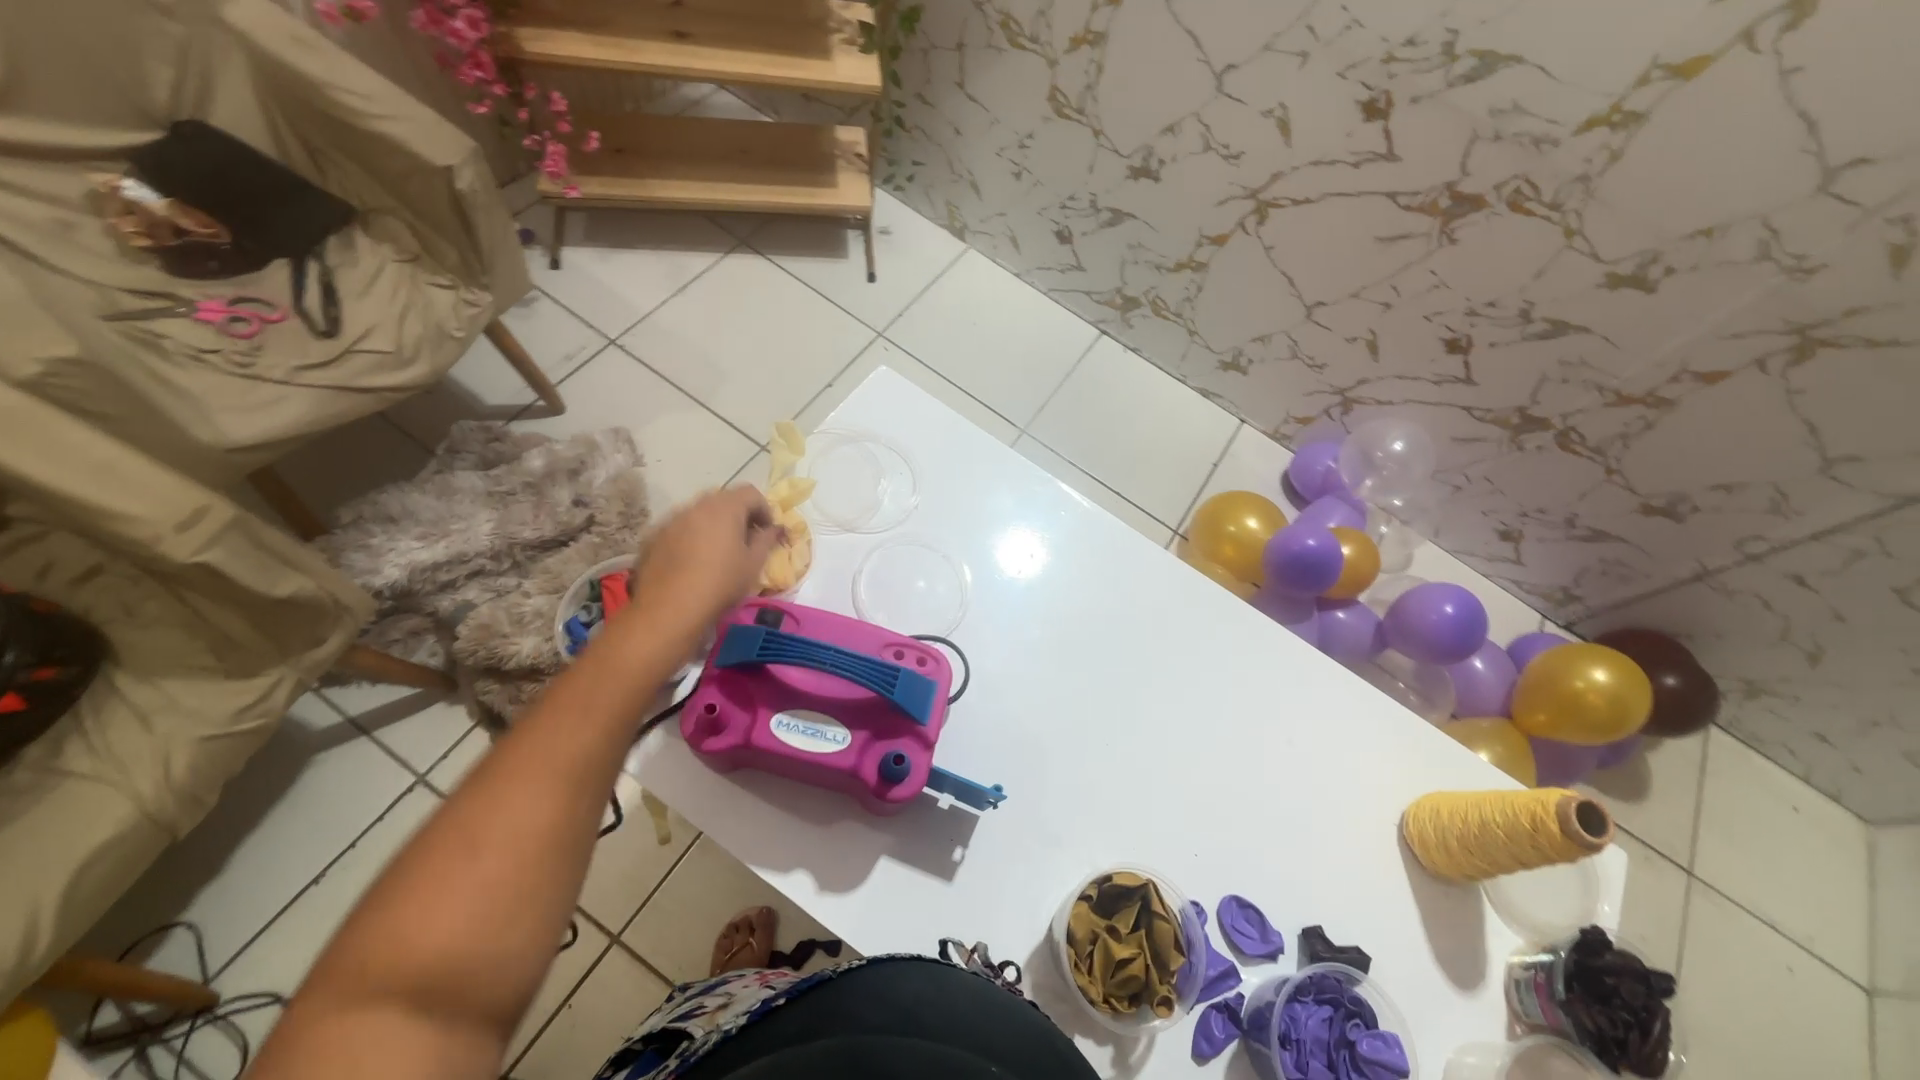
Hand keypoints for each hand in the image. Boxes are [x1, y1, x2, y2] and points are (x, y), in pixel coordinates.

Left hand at [628, 486, 780, 640]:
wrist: (670, 608)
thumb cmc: (721, 583)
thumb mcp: (754, 564)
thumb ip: (767, 540)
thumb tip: (775, 528)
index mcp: (725, 507)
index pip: (750, 492)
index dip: (764, 509)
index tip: (767, 531)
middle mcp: (696, 505)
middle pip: (723, 500)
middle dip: (738, 515)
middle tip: (745, 540)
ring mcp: (671, 519)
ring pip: (698, 514)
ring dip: (712, 525)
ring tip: (717, 552)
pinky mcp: (654, 536)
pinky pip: (679, 529)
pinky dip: (690, 537)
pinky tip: (692, 562)